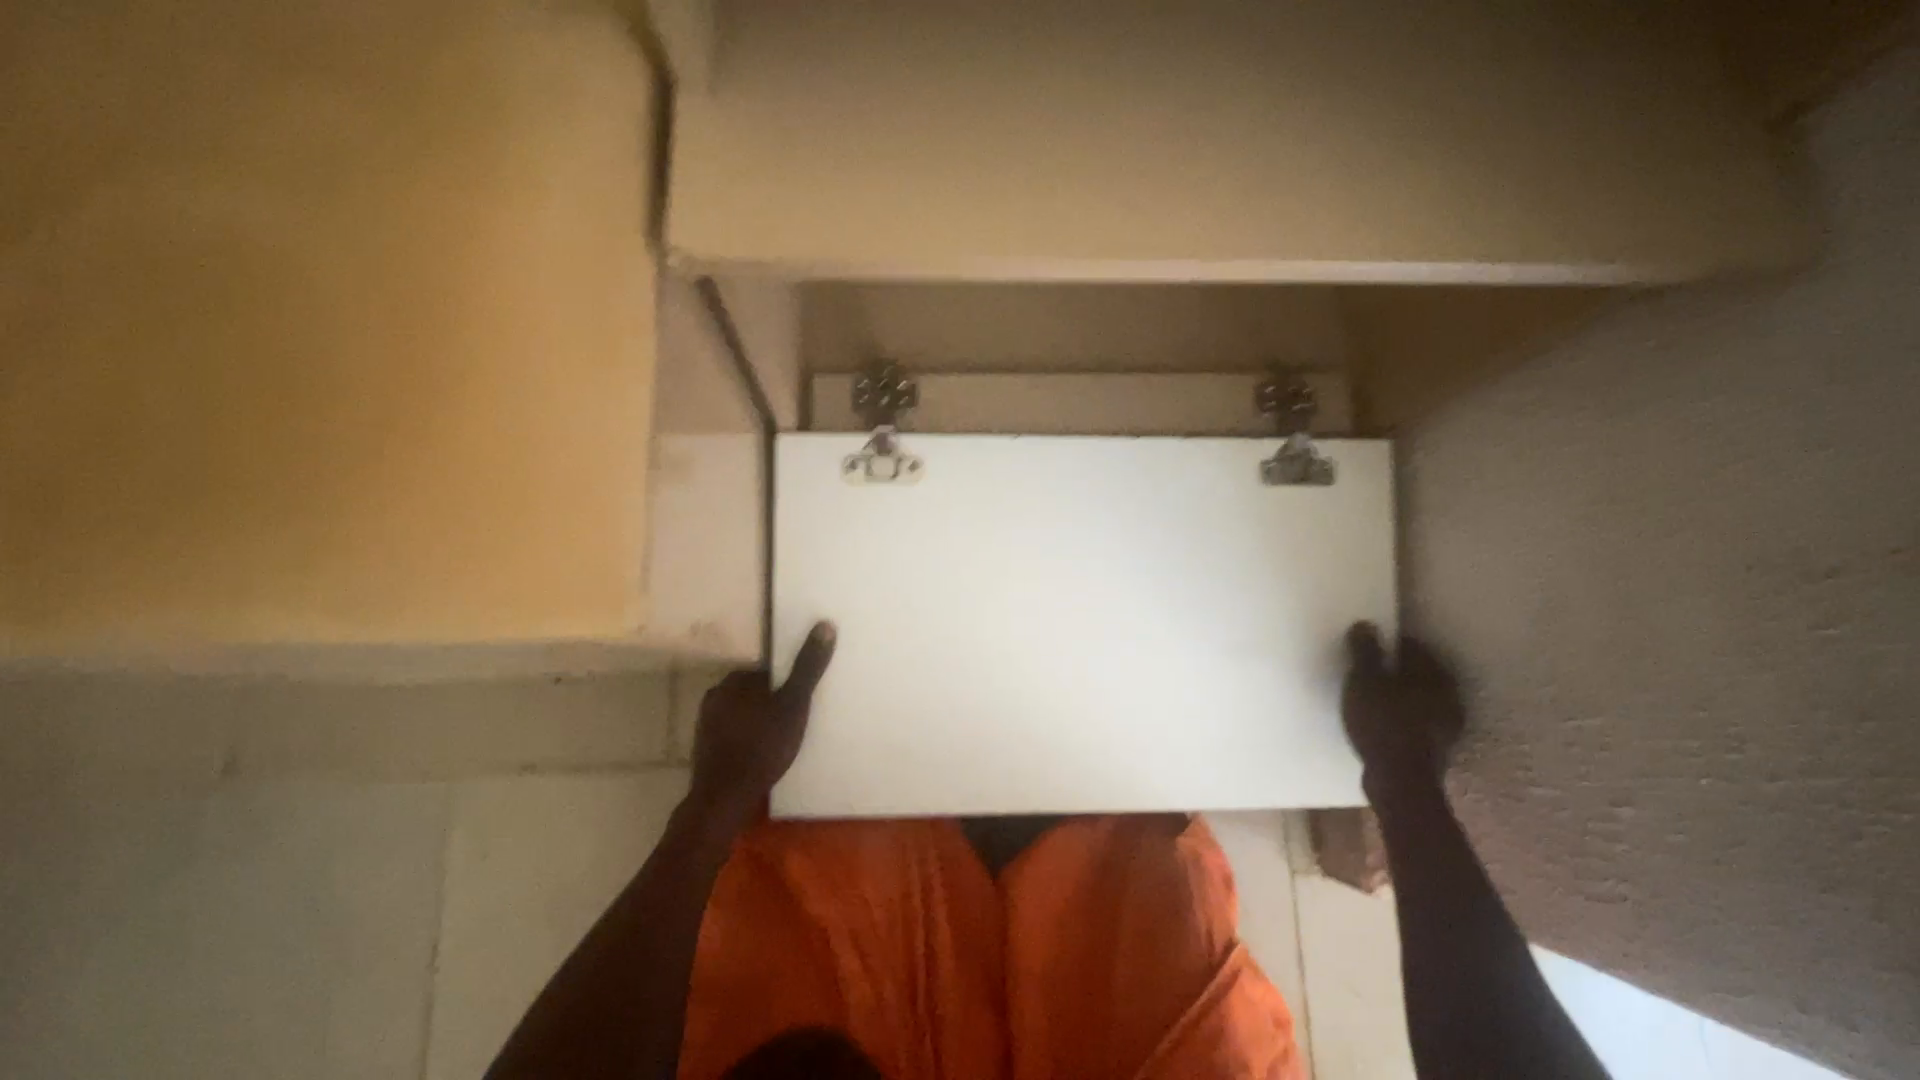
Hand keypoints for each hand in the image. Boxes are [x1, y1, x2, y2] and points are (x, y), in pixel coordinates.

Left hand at [687, 622, 836, 828]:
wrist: (725, 798)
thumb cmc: (762, 746)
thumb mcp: (793, 705)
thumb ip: (807, 667)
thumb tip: (824, 625)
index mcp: (736, 680)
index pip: (767, 670)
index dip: (787, 681)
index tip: (803, 695)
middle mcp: (716, 695)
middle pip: (754, 691)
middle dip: (773, 700)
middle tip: (797, 718)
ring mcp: (707, 723)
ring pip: (743, 713)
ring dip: (760, 721)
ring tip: (783, 738)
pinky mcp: (706, 747)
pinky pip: (734, 734)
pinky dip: (748, 738)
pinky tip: (763, 753)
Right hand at [1342, 622, 1466, 793]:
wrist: (1400, 782)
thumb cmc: (1383, 724)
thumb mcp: (1365, 682)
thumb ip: (1366, 652)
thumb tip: (1366, 624)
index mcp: (1434, 674)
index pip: (1413, 646)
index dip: (1389, 643)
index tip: (1367, 646)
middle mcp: (1448, 695)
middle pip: (1418, 673)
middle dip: (1395, 670)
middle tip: (1367, 671)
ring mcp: (1446, 725)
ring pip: (1419, 699)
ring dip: (1399, 696)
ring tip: (1372, 698)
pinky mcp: (1436, 748)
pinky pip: (1416, 721)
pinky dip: (1401, 718)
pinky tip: (1382, 723)